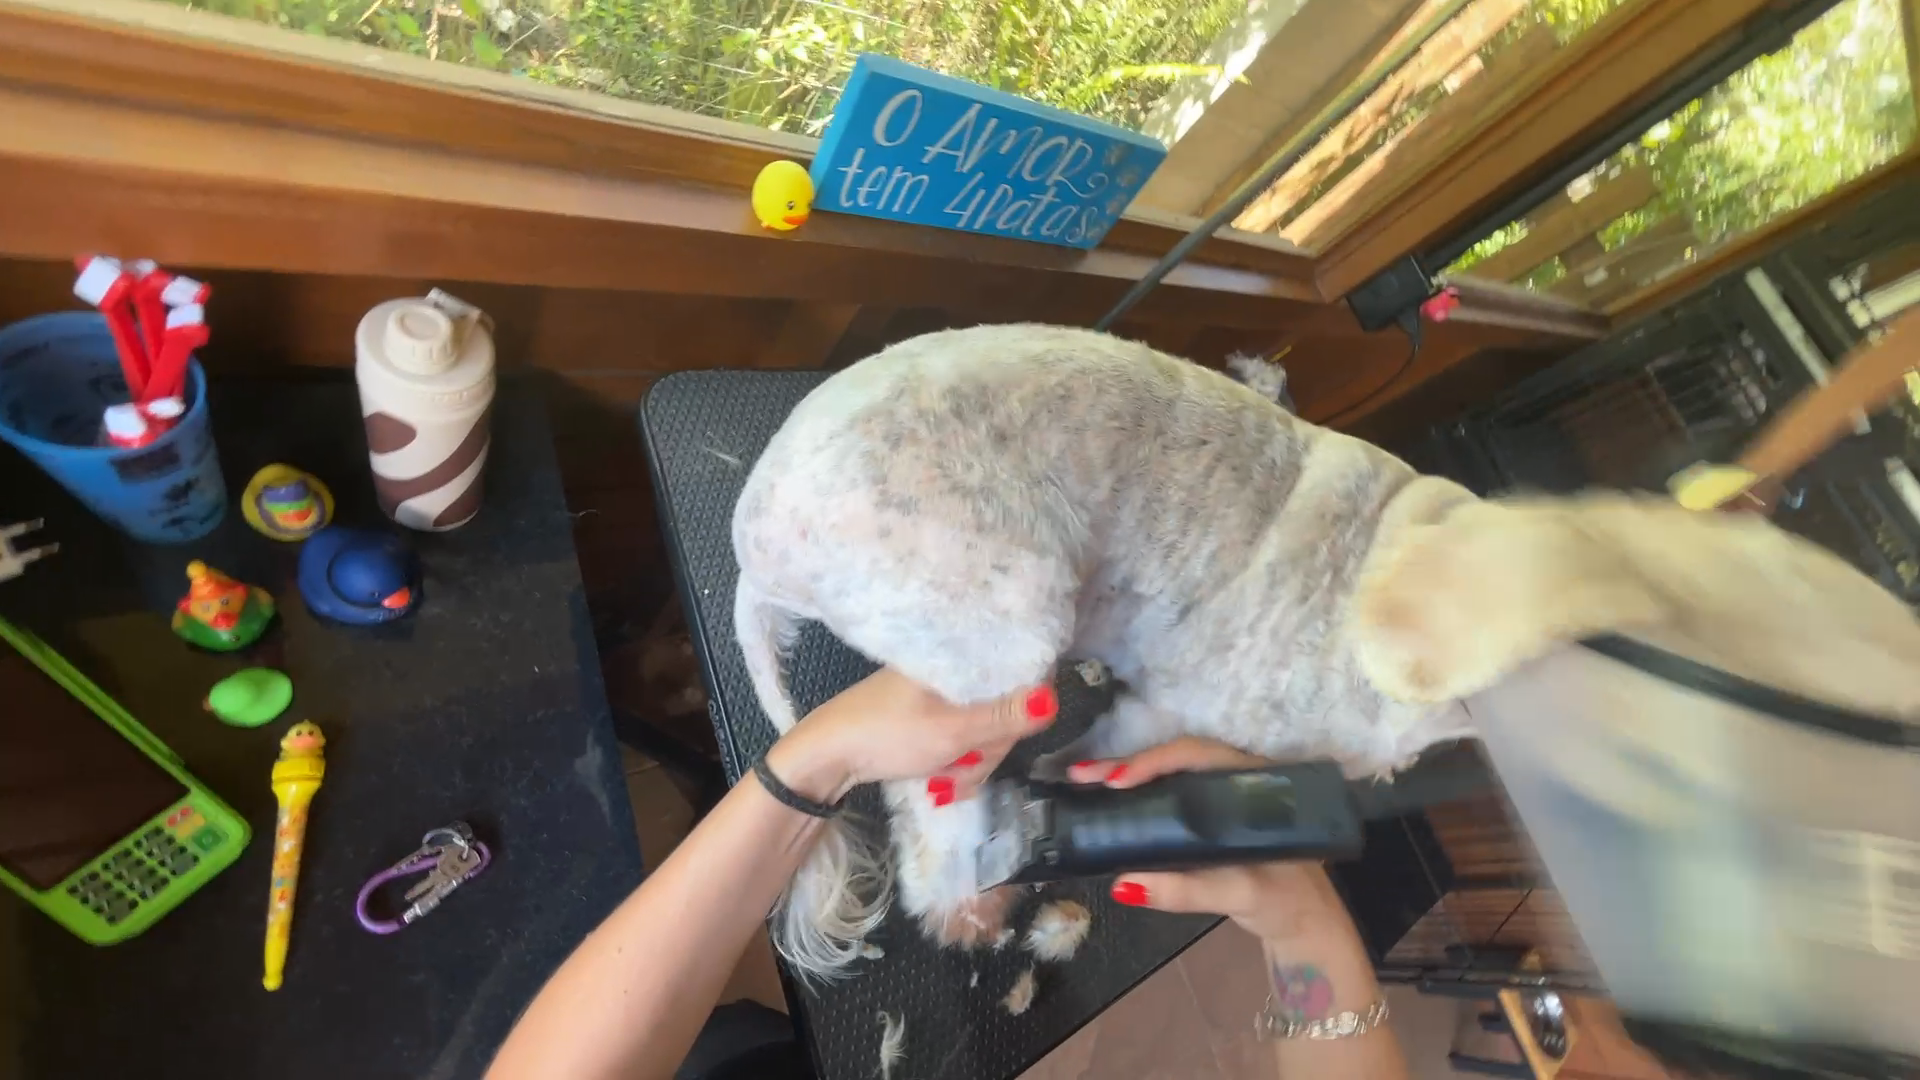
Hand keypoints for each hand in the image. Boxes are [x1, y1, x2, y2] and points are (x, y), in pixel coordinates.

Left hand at [765, 669, 1057, 804]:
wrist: (827, 757)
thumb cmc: (888, 734)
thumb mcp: (952, 731)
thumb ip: (1004, 716)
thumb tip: (1053, 699)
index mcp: (957, 656)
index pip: (1016, 669)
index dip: (1024, 705)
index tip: (1009, 735)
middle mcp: (952, 668)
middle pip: (1002, 706)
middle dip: (990, 745)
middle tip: (966, 767)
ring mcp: (939, 693)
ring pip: (983, 727)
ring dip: (973, 759)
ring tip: (947, 780)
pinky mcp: (930, 714)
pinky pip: (962, 736)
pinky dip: (957, 760)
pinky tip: (942, 780)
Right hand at [1067, 737, 1358, 945]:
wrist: (1309, 926)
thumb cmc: (1285, 902)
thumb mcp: (1239, 894)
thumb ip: (1186, 890)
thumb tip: (1123, 884)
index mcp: (1252, 781)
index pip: (1197, 756)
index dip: (1154, 762)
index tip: (1117, 780)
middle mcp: (1234, 776)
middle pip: (1175, 758)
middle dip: (1127, 763)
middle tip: (1081, 774)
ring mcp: (1220, 792)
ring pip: (1168, 771)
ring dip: (1127, 773)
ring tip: (1084, 779)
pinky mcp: (1209, 809)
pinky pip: (1169, 788)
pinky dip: (1138, 789)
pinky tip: (1109, 794)